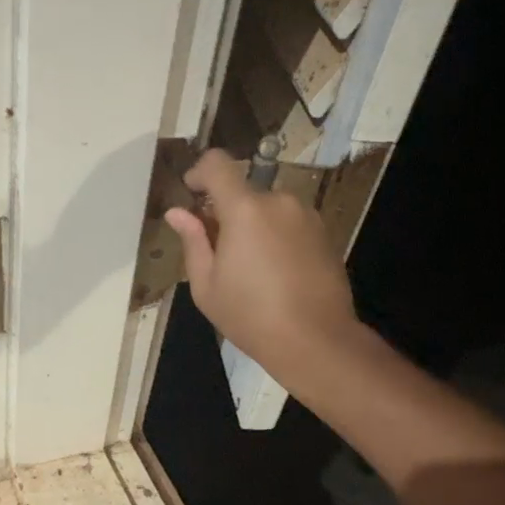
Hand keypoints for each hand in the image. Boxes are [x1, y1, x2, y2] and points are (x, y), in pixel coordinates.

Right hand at [164, 148, 359, 377]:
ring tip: (251, 270)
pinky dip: (278, 239)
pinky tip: (277, 276)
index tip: (191, 193)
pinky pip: (291, 225)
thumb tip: (178, 213)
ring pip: (270, 210)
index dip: (199, 172)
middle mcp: (279, 201)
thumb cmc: (251, 317)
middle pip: (245, 193)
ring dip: (255, 227)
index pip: (218, 164)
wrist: (315, 340)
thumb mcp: (207, 286)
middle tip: (220, 253)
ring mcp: (307, 216)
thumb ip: (193, 242)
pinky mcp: (325, 234)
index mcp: (245, 209)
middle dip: (228, 213)